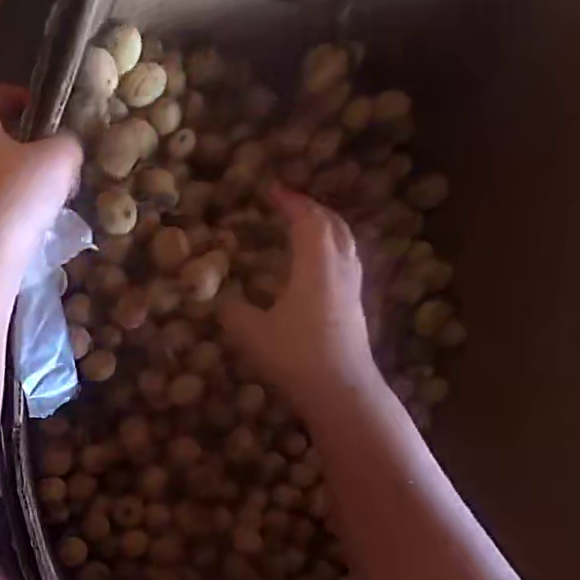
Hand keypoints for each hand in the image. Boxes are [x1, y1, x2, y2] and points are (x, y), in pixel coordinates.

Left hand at [0, 82, 81, 282]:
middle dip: (11, 139)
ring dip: (0, 175)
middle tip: (42, 156)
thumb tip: (62, 146)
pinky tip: (11, 225)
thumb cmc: (17, 201)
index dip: (16, 95)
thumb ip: (66, 142)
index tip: (41, 113)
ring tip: (31, 195)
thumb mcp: (59, 161)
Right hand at [219, 186, 380, 406]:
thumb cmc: (295, 356)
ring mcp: (352, 287)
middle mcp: (339, 268)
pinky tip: (316, 266)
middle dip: (311, 208)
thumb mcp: (251, 333)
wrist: (341, 390)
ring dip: (326, 227)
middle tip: (288, 204)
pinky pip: (346, 261)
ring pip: (345, 242)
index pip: (306, 220)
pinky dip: (331, 248)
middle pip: (333, 224)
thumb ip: (233, 310)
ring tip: (305, 228)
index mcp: (315, 266)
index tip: (270, 190)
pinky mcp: (355, 306)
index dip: (289, 202)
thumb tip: (223, 299)